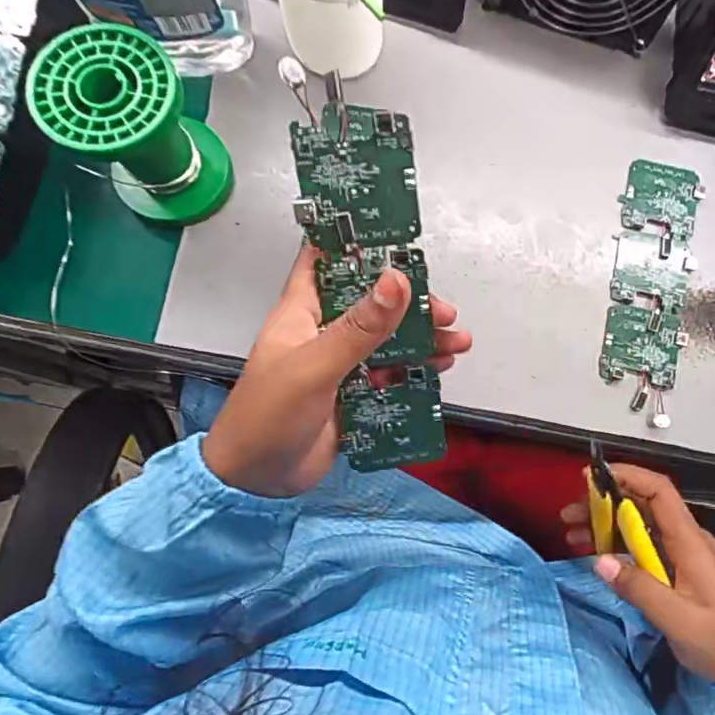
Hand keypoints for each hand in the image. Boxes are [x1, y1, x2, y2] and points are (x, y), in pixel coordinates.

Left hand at [201, 244, 471, 496]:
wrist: (257, 479)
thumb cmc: (268, 416)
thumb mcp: (313, 367)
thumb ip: (357, 329)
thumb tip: (397, 280)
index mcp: (302, 312)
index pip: (326, 261)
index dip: (356, 243)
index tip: (397, 235)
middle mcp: (323, 332)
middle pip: (371, 303)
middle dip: (409, 302)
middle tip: (444, 311)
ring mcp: (340, 366)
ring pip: (386, 341)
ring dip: (421, 339)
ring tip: (458, 342)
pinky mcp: (353, 396)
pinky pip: (389, 376)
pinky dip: (414, 371)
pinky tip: (439, 369)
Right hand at [561, 464, 714, 694]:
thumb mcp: (679, 621)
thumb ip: (640, 589)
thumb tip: (601, 561)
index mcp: (691, 544)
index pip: (660, 492)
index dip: (627, 476)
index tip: (592, 477)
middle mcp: (686, 542)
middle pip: (642, 505)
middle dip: (603, 502)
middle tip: (570, 515)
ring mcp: (681, 555)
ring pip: (637, 524)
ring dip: (604, 524)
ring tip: (573, 532)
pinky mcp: (675, 570)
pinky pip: (641, 545)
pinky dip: (614, 543)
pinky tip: (593, 552)